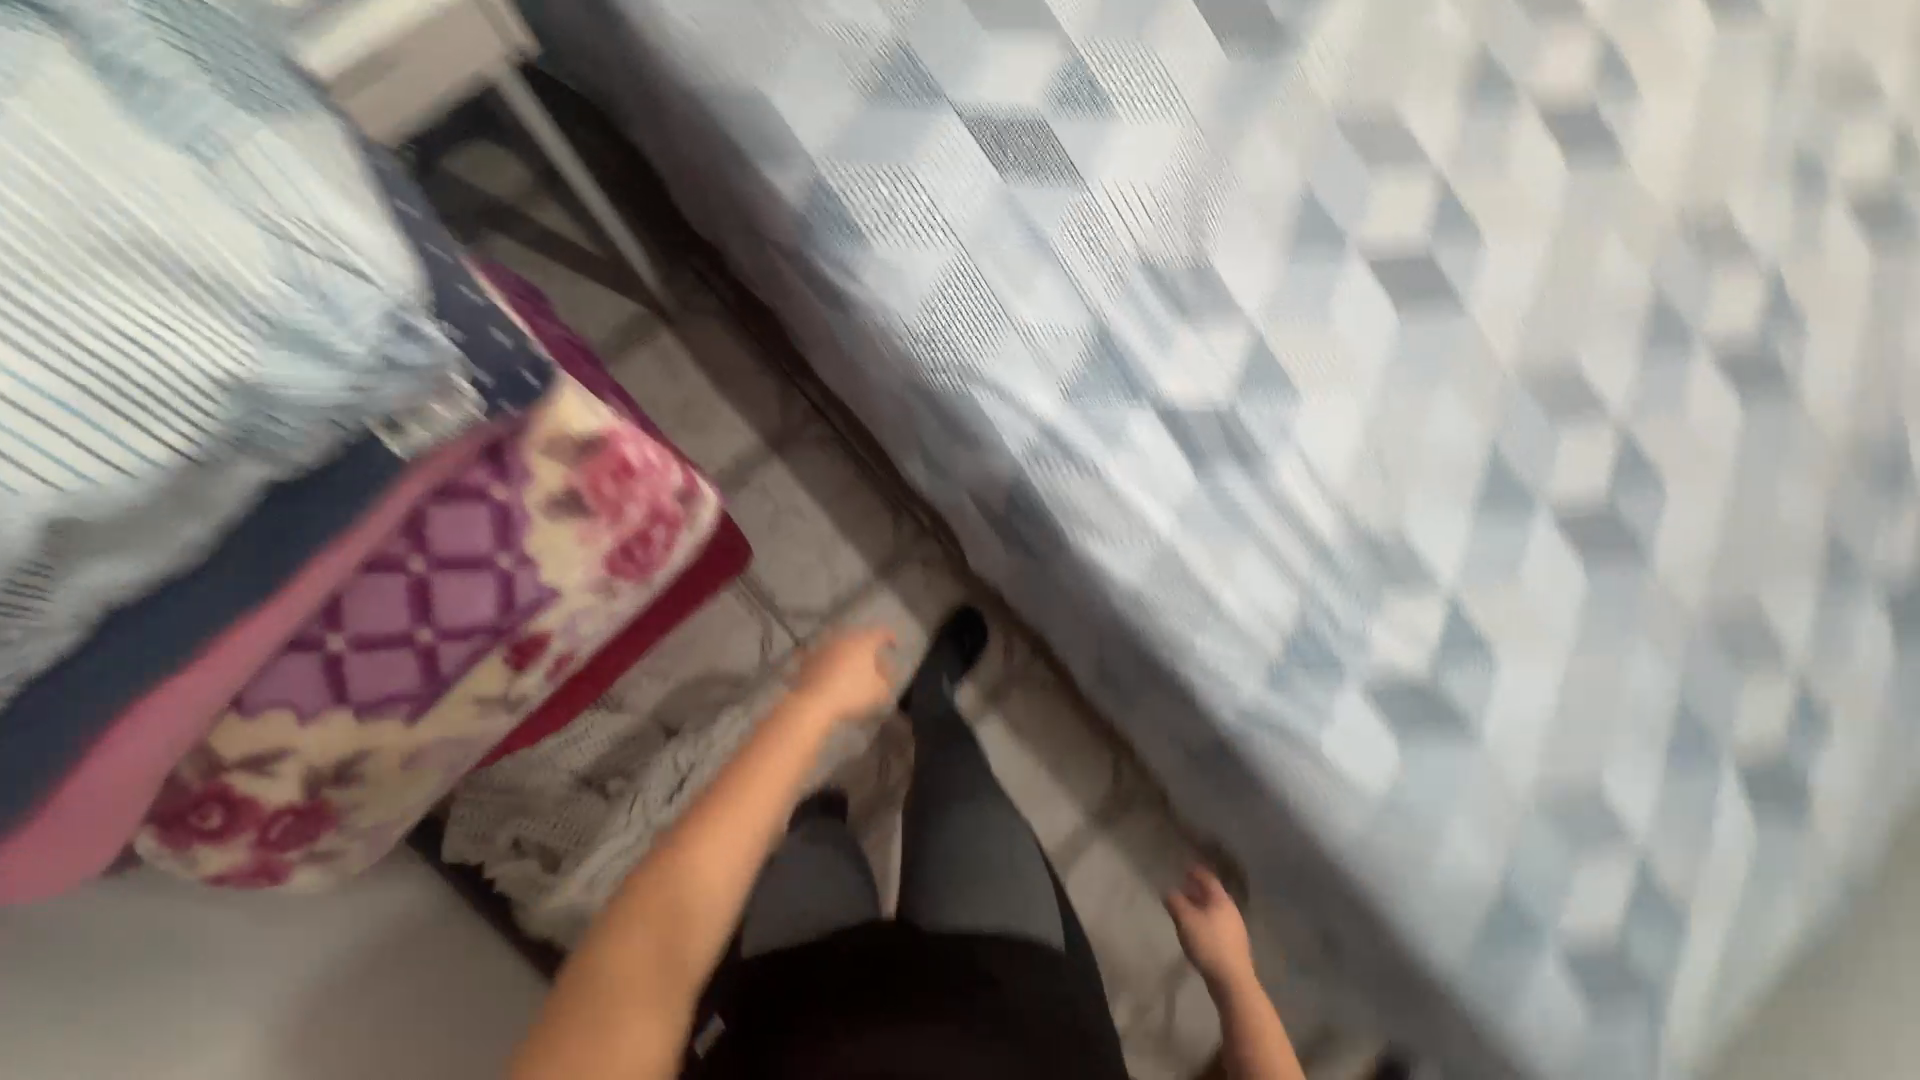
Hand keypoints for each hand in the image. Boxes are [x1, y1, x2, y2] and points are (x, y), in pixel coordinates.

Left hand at [788, 626, 898, 722]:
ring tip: (850, 667)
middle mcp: (843, 638)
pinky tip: (829, 673)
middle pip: (858, 637)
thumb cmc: (852, 693)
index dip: (889, 637)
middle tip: (872, 660)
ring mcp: (823, 647)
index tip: (893, 646)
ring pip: (839, 645)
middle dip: (866, 647)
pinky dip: (827, 662)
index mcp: (863, 642)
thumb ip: (886, 683)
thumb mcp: (878, 692)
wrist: (814, 701)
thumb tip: (885, 679)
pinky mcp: (807, 659)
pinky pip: (822, 657)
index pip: (880, 633)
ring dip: (846, 653)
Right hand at [1166, 866, 1255, 987]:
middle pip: (1213, 894)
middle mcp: (1231, 910)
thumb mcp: (1185, 920)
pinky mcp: (1235, 945)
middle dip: (1198, 889)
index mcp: (1221, 900)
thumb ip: (1175, 902)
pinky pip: (1218, 924)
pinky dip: (1206, 919)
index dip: (1196, 872)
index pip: (1208, 879)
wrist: (1232, 980)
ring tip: (1187, 908)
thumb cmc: (1208, 944)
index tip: (1186, 867)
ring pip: (1216, 910)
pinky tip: (1198, 929)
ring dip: (1202, 905)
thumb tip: (1168, 890)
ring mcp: (1235, 928)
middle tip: (1184, 886)